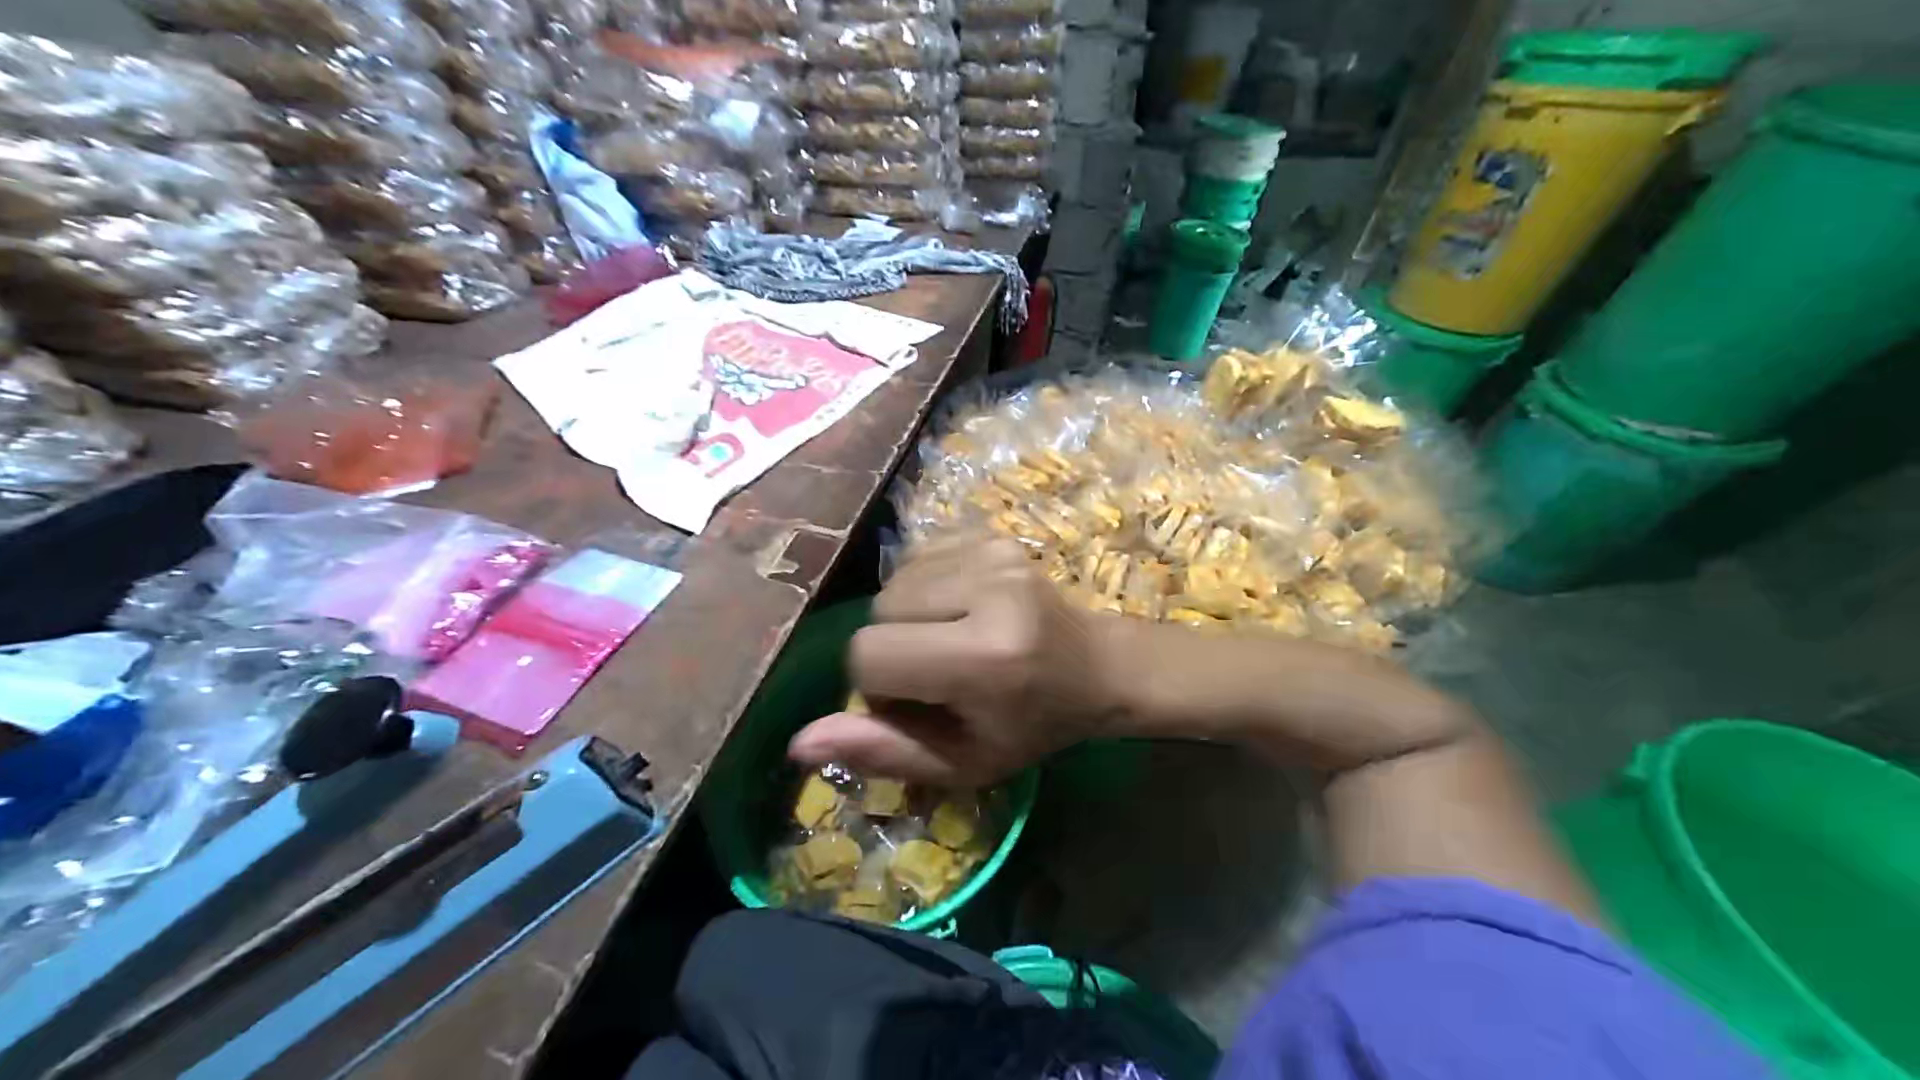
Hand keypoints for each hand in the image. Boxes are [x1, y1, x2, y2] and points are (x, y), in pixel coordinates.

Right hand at [788, 539, 1113, 785]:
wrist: (1097, 664)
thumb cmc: (1032, 725)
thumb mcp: (963, 761)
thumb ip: (884, 751)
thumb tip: (799, 741)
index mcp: (986, 656)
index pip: (869, 655)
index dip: (879, 686)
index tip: (918, 700)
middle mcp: (989, 589)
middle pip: (878, 610)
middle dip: (892, 646)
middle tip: (940, 671)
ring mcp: (993, 551)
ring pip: (893, 583)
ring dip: (907, 617)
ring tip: (954, 638)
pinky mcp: (992, 534)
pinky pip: (916, 559)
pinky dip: (924, 589)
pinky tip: (962, 609)